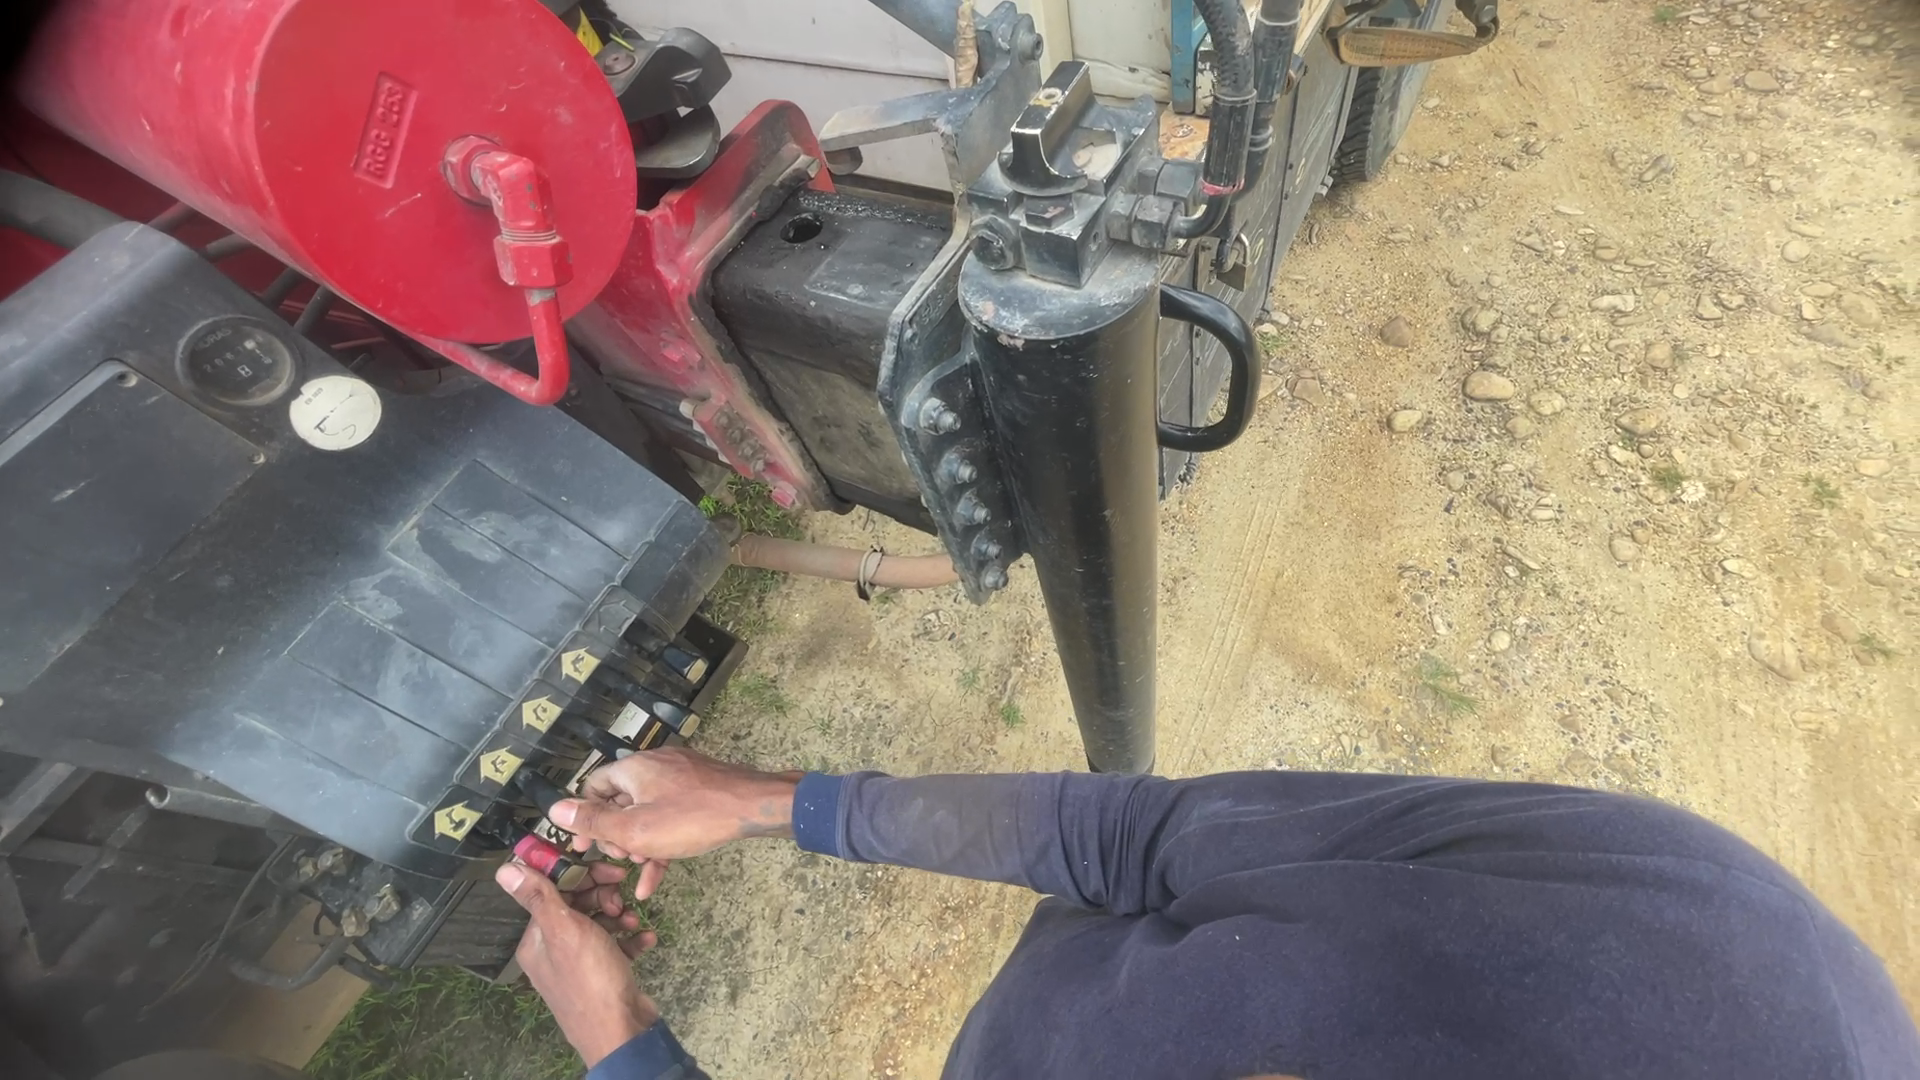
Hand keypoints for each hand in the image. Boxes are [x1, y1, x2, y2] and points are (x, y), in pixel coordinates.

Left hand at [496, 860, 660, 1067]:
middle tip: (622, 899)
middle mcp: (554, 949)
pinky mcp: (603, 971)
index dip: (582, 876)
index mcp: (538, 939)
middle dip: (605, 896)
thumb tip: (504, 868)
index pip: (555, 891)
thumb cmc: (590, 977)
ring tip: (633, 921)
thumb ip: (540, 897)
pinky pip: (617, 943)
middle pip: (580, 904)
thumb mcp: (566, 931)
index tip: (610, 870)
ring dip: (620, 915)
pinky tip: (645, 938)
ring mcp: (579, 962)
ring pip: (600, 921)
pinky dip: (631, 937)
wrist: (619, 1030)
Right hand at [551, 747, 799, 861]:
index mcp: (635, 767)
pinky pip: (671, 815)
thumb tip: (555, 809)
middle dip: (616, 834)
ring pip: (647, 812)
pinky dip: (662, 841)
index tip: (582, 846)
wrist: (752, 807)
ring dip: (639, 842)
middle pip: (621, 799)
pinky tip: (655, 880)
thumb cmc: (691, 817)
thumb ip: (594, 821)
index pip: (594, 785)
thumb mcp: (635, 829)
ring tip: (640, 868)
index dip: (583, 816)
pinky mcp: (700, 789)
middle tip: (619, 860)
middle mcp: (657, 765)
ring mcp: (681, 776)